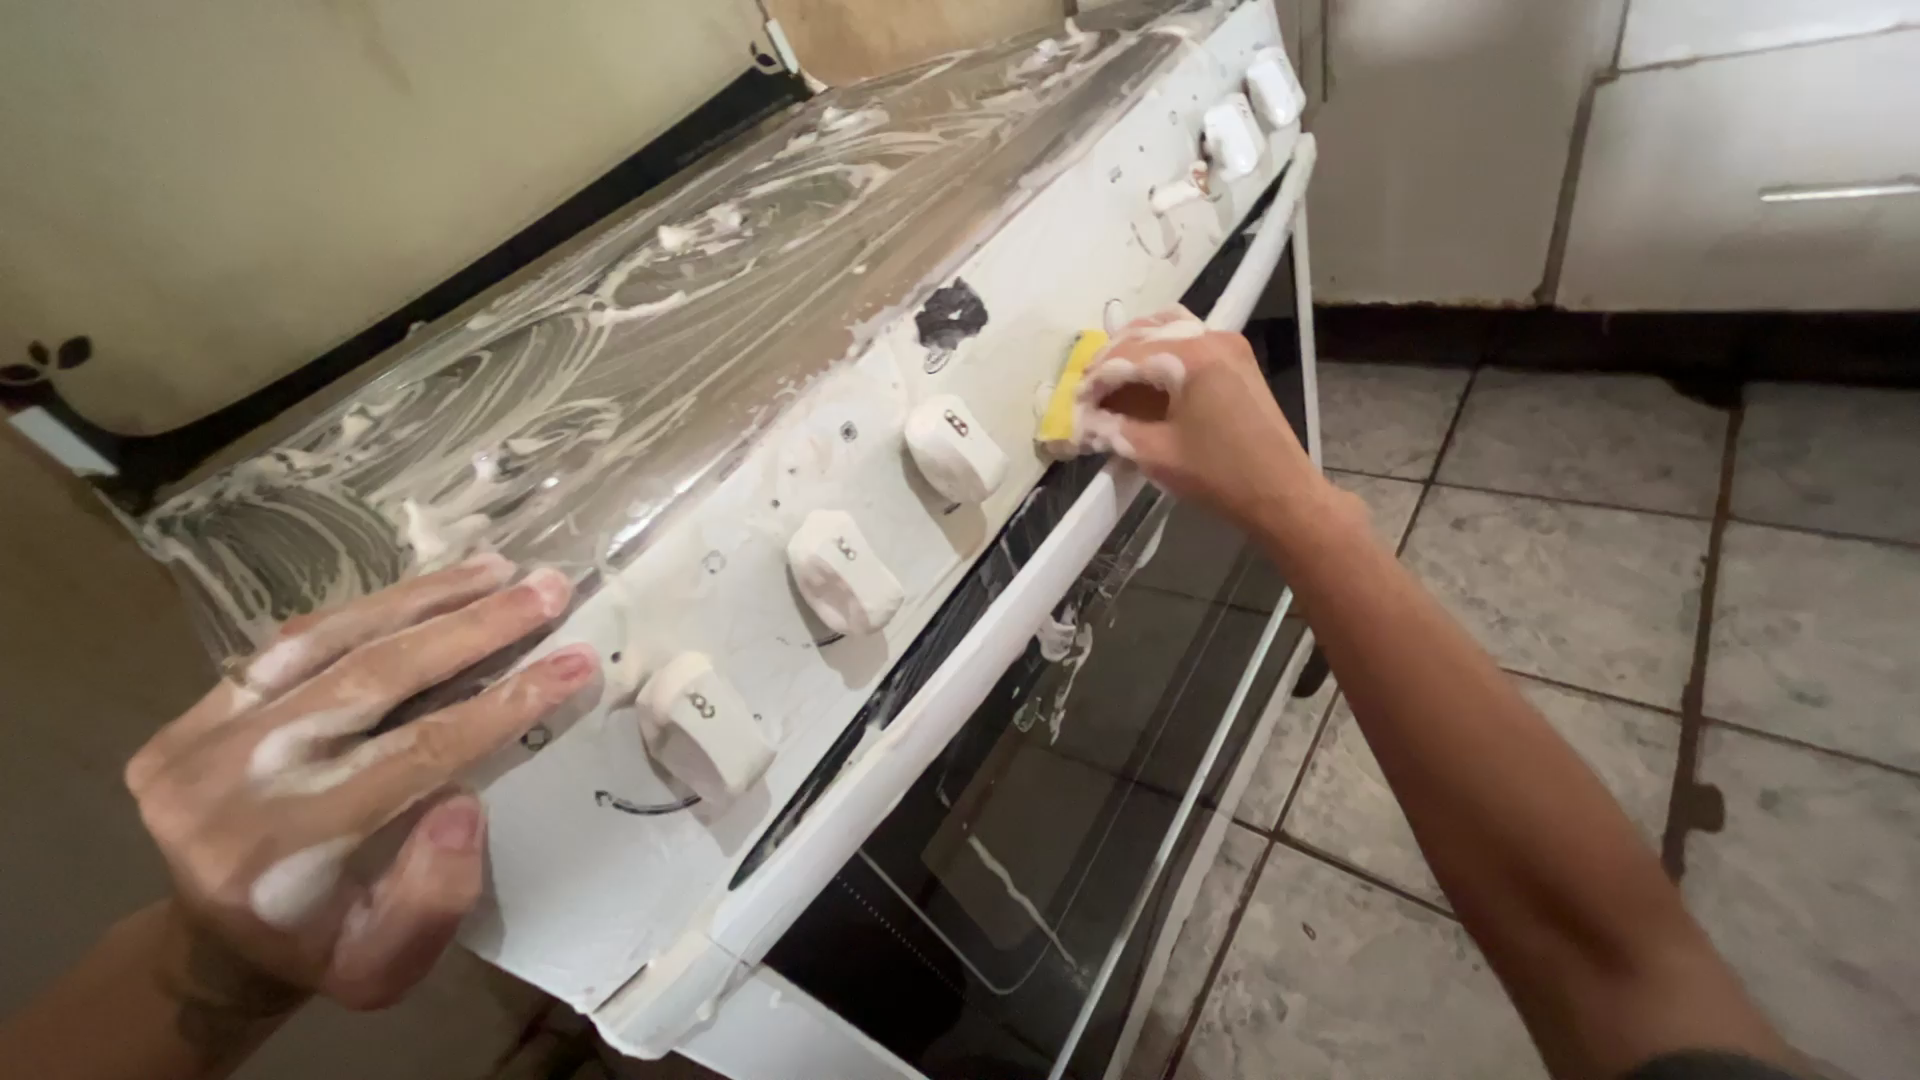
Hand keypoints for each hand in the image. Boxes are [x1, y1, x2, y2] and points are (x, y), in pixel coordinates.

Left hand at [125, 556, 595, 1010]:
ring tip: (500, 568)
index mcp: (282, 846)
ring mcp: (202, 733)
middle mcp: (230, 779)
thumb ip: (432, 898)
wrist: (214, 937)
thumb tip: (466, 804)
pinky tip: (435, 586)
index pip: (419, 748)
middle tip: (550, 588)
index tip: (578, 659)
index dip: (507, 700)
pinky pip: (297, 639)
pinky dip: (375, 606)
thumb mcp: (387, 964)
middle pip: (377, 676)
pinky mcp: (199, 707)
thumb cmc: (325, 944)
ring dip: (429, 596)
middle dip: (478, 626)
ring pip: (333, 640)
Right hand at [1076, 306, 1346, 532]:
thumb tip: (1086, 421)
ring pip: (1167, 329)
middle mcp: (1211, 337)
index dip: (1095, 380)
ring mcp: (1228, 346)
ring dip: (1134, 350)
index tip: (1074, 405)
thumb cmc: (1217, 475)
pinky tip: (1143, 378)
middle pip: (1146, 332)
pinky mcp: (1237, 361)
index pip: (1127, 356)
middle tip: (1088, 392)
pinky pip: (1188, 341)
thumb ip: (1115, 429)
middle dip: (1111, 360)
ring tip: (1111, 380)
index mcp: (1191, 356)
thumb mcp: (1155, 453)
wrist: (1280, 493)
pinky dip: (1160, 353)